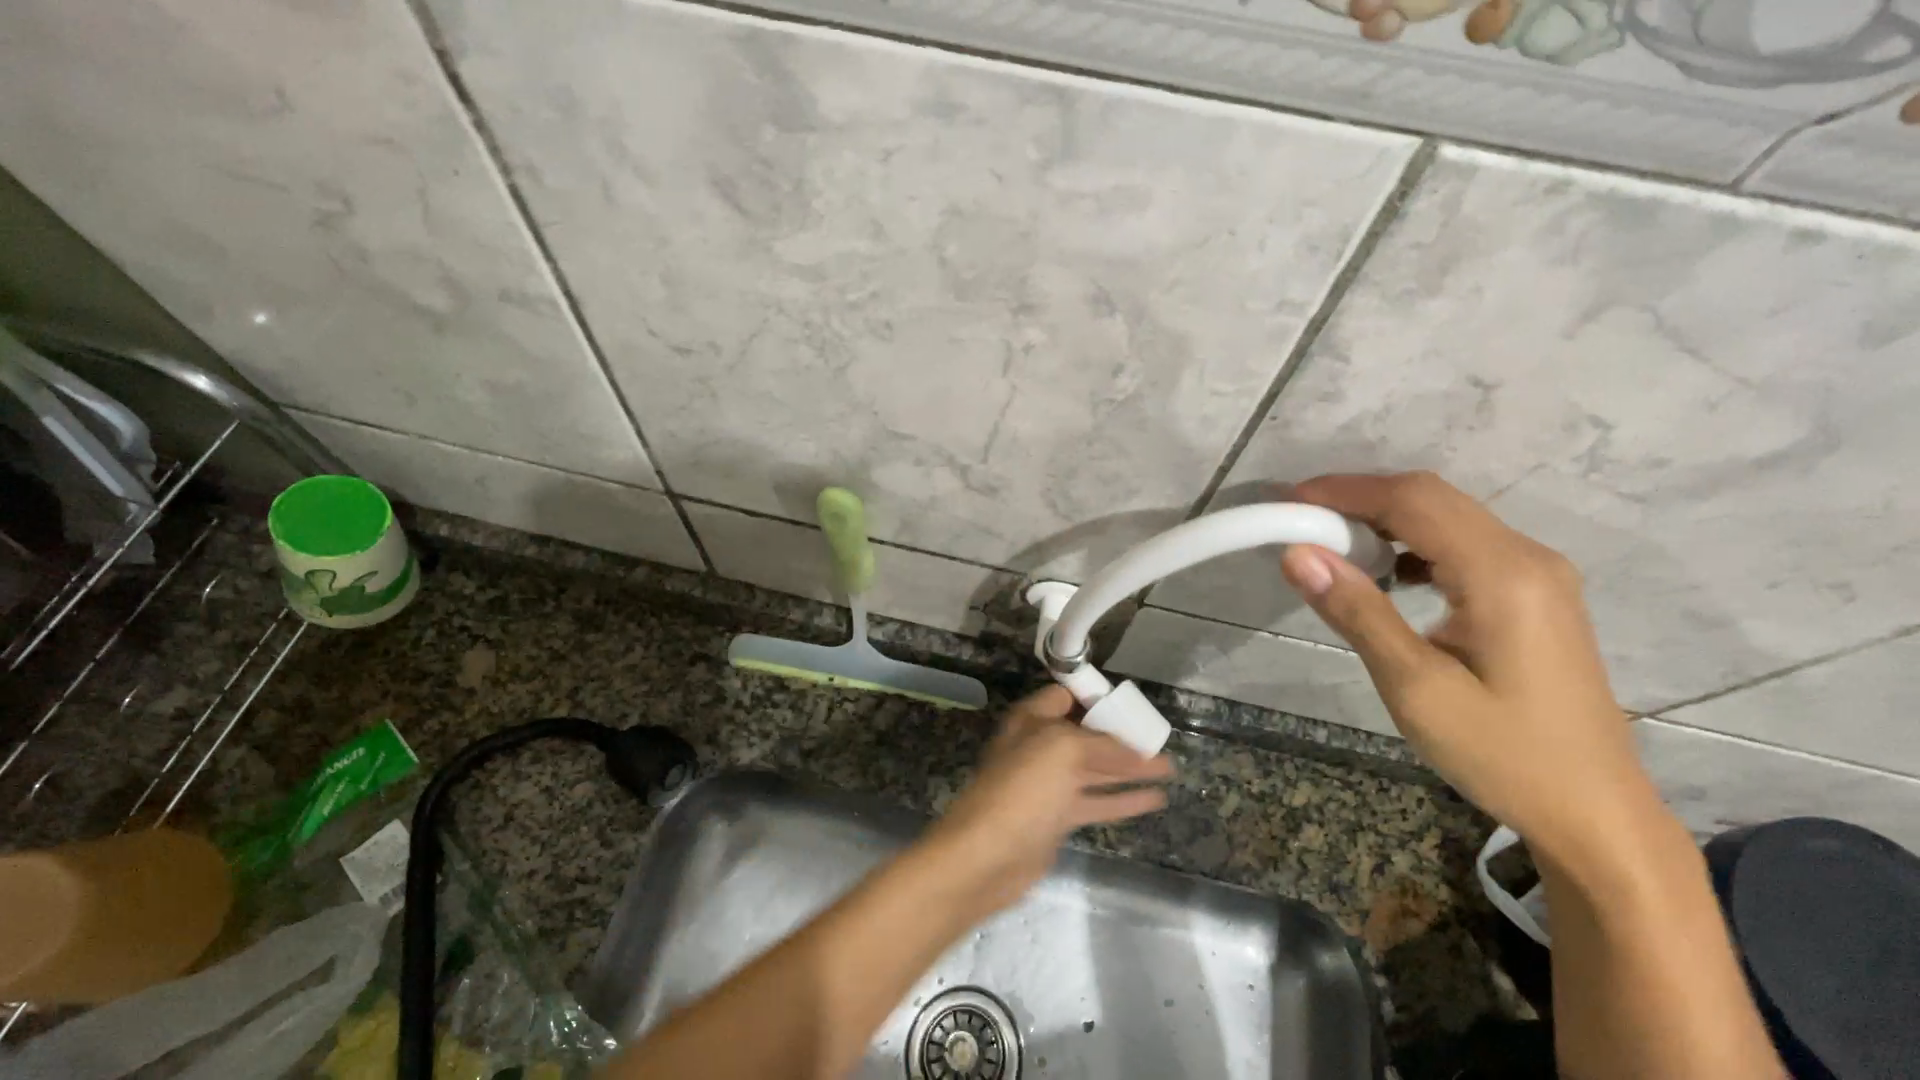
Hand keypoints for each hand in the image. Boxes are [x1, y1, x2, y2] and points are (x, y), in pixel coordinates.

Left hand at [921, 685, 1173, 914]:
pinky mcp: (1056, 819)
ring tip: (1169, 767)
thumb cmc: (1022, 789)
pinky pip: (1096, 802)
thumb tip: (1134, 750)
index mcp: (1032, 721)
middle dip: (1121, 735)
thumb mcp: (1062, 749)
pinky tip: (1155, 799)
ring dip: (1130, 769)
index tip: (1128, 702)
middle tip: (1159, 736)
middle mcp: (1039, 748)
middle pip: (1086, 735)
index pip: (1065, 697)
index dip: (1094, 697)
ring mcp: (1047, 785)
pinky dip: (1124, 799)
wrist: (986, 855)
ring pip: (1095, 770)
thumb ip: (1101, 744)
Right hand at [1279, 472, 1657, 858]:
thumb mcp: (1417, 689)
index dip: (1345, 492)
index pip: (1413, 502)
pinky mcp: (1537, 595)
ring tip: (1332, 545)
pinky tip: (1388, 576)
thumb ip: (1359, 613)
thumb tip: (1298, 553)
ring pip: (1450, 518)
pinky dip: (1416, 544)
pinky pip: (1467, 545)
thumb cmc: (1503, 755)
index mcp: (1502, 575)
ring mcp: (1539, 574)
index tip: (1287, 501)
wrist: (1594, 810)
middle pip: (1433, 498)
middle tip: (1300, 519)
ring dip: (1388, 519)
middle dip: (1361, 499)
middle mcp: (1528, 557)